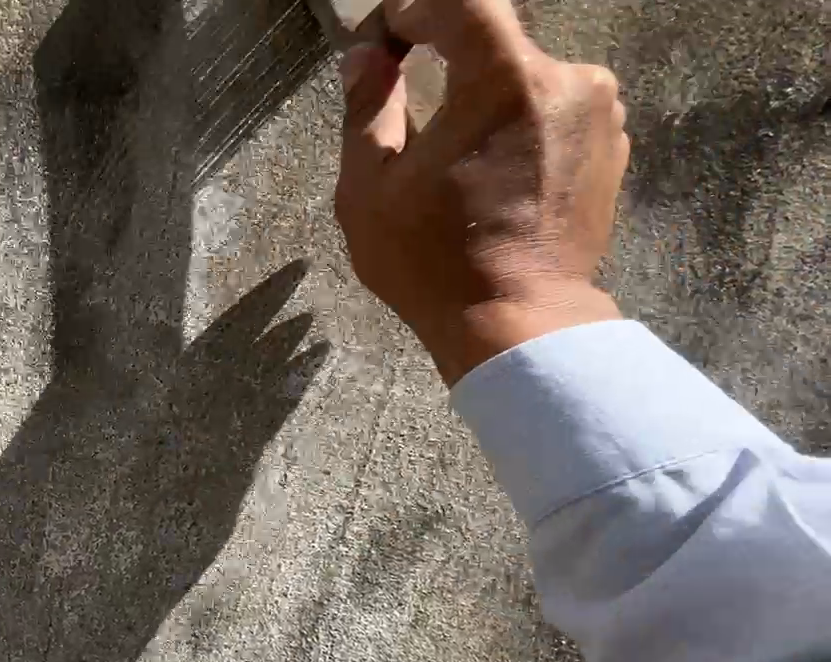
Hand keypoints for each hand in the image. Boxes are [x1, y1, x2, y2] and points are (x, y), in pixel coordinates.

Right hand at [333, 0, 630, 384]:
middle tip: (406, 115)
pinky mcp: (613, 143)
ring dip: (483, 106)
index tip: (384, 35)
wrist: (514, 315)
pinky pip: (555, 115)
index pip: (462, 4)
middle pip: (495, 47)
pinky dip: (516, 131)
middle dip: (445, 69)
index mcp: (501, 80)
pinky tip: (488, 183)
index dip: (415, 10)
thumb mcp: (368, 190)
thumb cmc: (426, 258)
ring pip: (526, 84)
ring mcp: (601, 109)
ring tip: (449, 166)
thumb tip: (365, 59)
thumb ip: (366, 111)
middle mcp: (567, 76)